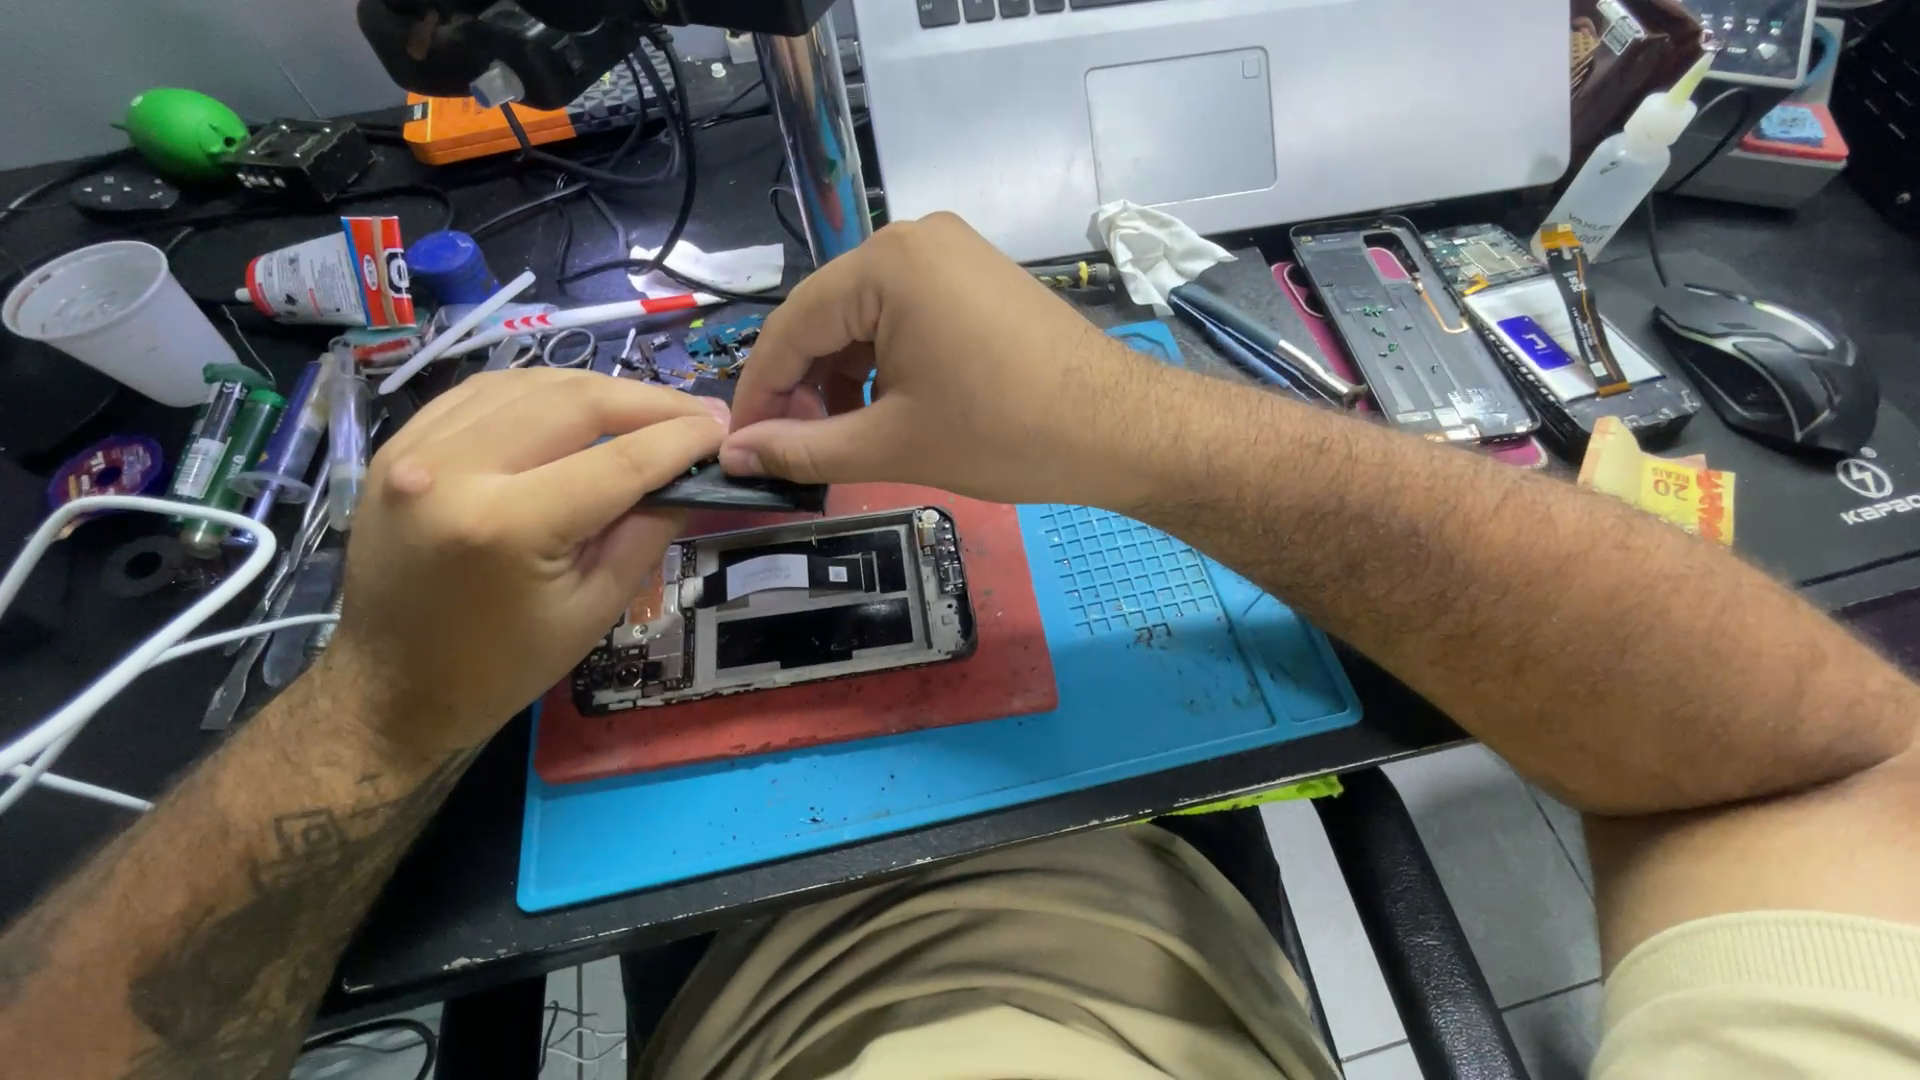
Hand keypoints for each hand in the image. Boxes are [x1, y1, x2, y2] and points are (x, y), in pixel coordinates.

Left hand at [323, 369, 726, 755]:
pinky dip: (545, 392)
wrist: (394, 685)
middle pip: (576, 403)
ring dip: (602, 390)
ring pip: (531, 384)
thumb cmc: (505, 662)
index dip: (682, 440)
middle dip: (651, 402)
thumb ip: (646, 532)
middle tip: (700, 412)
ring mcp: (415, 448)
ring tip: (651, 408)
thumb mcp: (597, 607)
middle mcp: (453, 469)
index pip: (619, 460)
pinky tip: (580, 405)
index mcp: (507, 525)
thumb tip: (686, 474)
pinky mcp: (400, 444)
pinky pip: (487, 392)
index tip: (723, 430)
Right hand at [721, 213, 1167, 506]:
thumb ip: (804, 448)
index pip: (790, 326)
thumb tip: (735, 455)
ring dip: (843, 380)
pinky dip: (884, 365)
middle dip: (805, 389)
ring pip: (866, 321)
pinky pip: (906, 318)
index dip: (759, 392)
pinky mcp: (977, 279)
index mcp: (887, 263)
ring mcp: (953, 255)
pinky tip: (882, 409)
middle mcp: (915, 239)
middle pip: (827, 318)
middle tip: (794, 453)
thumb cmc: (1005, 436)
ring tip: (839, 441)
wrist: (1121, 431)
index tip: (740, 446)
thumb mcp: (892, 445)